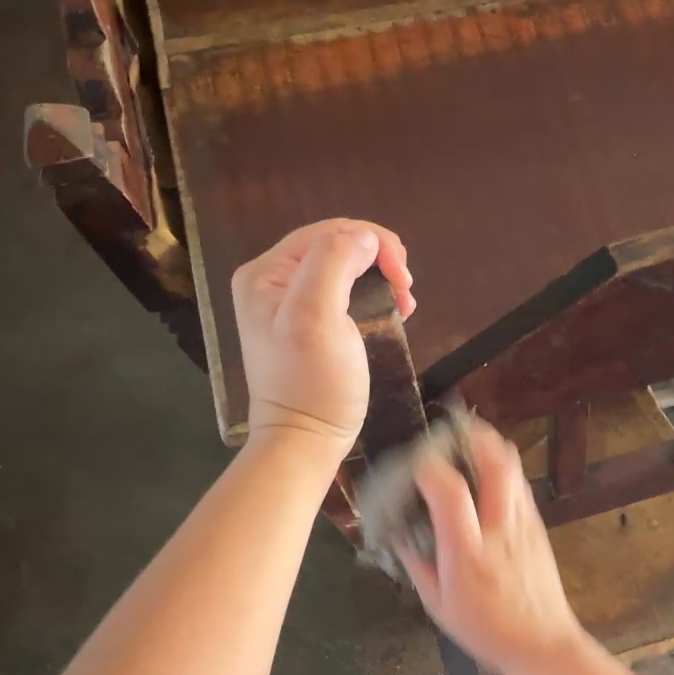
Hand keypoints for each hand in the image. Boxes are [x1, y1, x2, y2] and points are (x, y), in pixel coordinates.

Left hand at [230, 219, 416, 456]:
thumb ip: (334, 264)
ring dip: (379, 276)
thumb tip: (365, 238)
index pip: (327, 232)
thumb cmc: (313, 385)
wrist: (304, 442)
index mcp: (266, 272)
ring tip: (404, 301)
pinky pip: (344, 294)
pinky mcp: (307, 327)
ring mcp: (288, 305)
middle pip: (335, 246)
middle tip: (407, 289)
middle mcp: (272, 282)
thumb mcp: (317, 317)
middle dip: (378, 259)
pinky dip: (372, 295)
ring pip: (343, 268)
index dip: (373, 243)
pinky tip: (391, 310)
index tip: (404, 277)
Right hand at [395, 418, 586, 674]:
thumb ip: (415, 562)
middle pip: (496, 461)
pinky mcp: (539, 526)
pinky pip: (520, 484)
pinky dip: (501, 470)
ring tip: (466, 449)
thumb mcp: (436, 603)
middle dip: (471, 437)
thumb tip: (399, 532)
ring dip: (489, 448)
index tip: (416, 466)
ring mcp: (525, 524)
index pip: (450, 490)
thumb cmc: (485, 629)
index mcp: (468, 551)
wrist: (543, 646)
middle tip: (449, 434)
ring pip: (513, 466)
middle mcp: (500, 529)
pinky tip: (486, 482)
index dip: (429, 467)